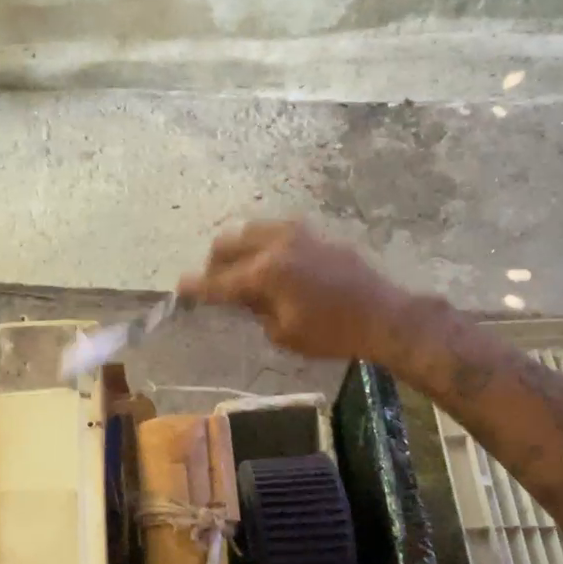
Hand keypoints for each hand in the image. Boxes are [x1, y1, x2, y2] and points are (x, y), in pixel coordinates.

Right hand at [178, 220, 440, 361]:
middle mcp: (276, 244)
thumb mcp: (284, 333)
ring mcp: (298, 233)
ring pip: (251, 230)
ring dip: (238, 248)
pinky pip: (276, 230)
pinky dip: (262, 244)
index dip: (196, 287)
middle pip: (228, 243)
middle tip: (213, 283)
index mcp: (265, 273)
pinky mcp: (315, 232)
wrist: (383, 314)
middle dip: (214, 263)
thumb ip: (256, 310)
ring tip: (241, 271)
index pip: (219, 281)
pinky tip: (270, 264)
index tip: (179, 288)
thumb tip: (244, 298)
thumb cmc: (331, 333)